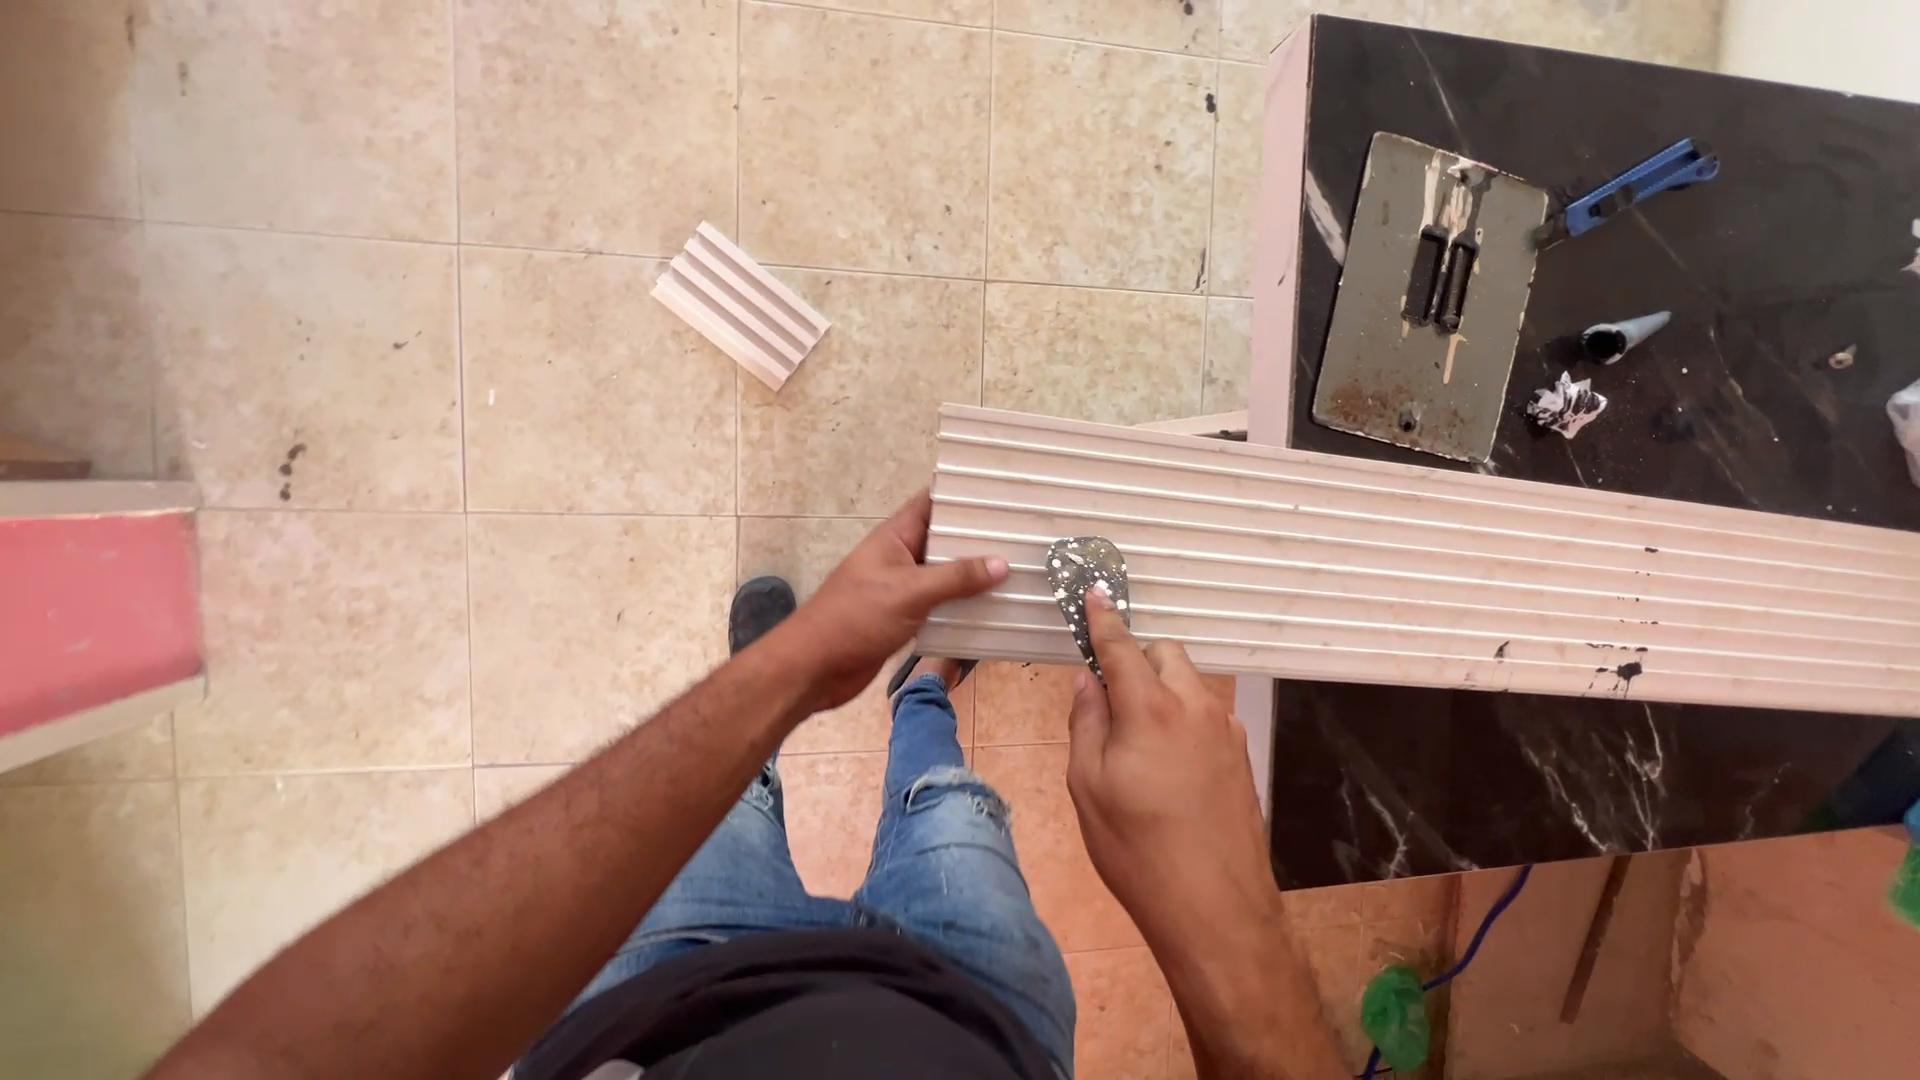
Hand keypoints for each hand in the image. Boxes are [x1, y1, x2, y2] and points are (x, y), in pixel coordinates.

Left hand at [768, 489, 1007, 712]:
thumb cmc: (855, 617)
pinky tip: (994, 611)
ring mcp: (902, 589)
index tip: (1001, 493)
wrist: (815, 668)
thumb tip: (1002, 563)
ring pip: (945, 576)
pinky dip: (963, 608)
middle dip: (978, 540)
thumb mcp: (909, 591)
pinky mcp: (905, 619)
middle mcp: (900, 557)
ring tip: (1020, 571)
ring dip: (974, 577)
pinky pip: (941, 606)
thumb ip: (956, 578)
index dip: (962, 495)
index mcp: (894, 537)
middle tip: (1023, 537)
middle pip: (944, 541)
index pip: (931, 503)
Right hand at [1066, 590, 1279, 947]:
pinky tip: (1169, 762)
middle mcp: (1195, 706)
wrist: (1216, 909)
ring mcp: (1225, 730)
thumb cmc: (1136, 848)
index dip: (1103, 617)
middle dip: (1137, 657)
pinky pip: (1206, 712)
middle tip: (1110, 695)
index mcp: (1150, 708)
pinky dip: (1183, 714)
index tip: (1094, 591)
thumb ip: (1087, 721)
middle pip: (1165, 654)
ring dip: (1161, 686)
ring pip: (1189, 682)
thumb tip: (1088, 679)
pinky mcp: (1241, 756)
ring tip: (1138, 736)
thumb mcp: (1088, 785)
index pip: (1121, 646)